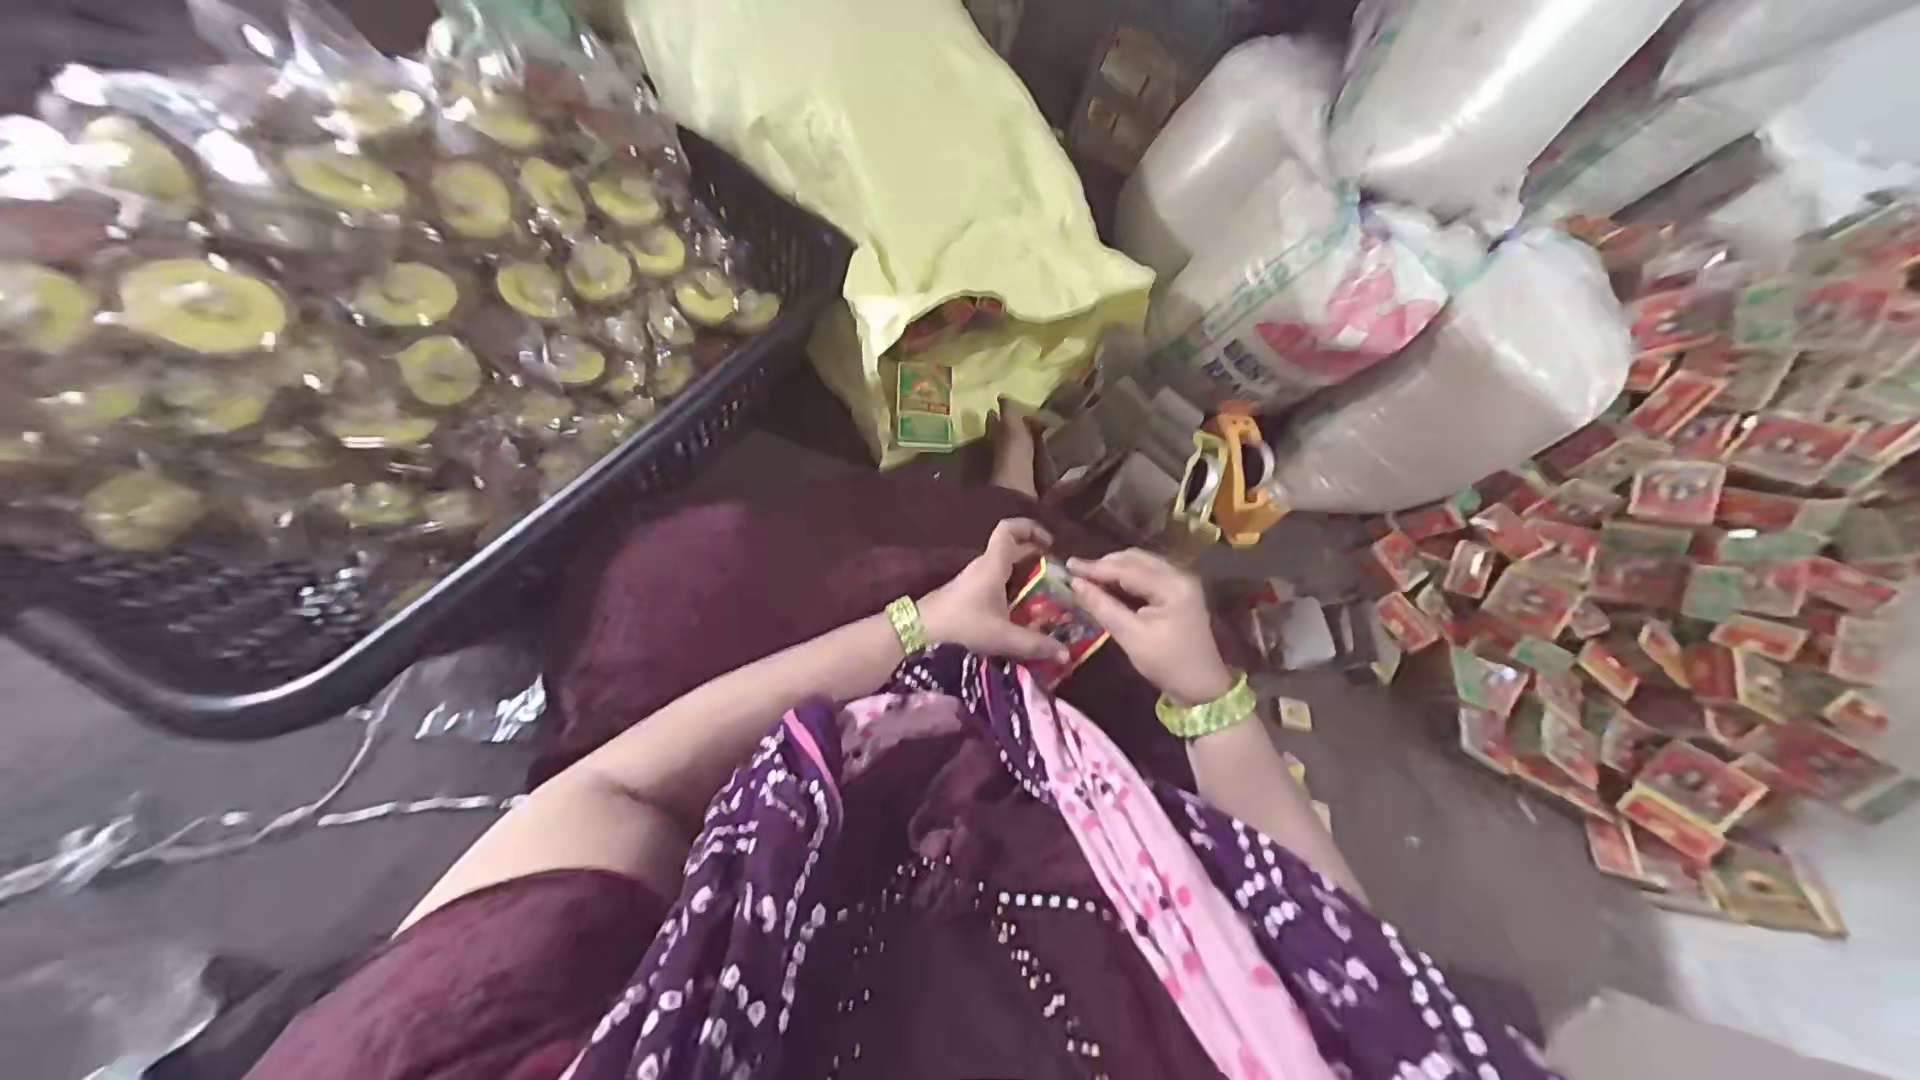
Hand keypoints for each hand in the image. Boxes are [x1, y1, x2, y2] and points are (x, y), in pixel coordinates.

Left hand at [918, 519, 1071, 663]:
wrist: (918, 633)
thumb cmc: (962, 627)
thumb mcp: (1003, 637)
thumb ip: (1035, 645)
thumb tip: (1066, 655)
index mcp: (992, 565)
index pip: (1009, 529)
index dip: (1031, 528)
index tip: (1050, 542)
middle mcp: (982, 567)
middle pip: (1009, 547)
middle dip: (1033, 553)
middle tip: (1054, 571)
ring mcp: (971, 580)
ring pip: (1001, 565)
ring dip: (1021, 571)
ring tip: (1041, 592)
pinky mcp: (964, 594)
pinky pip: (993, 581)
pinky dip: (1008, 586)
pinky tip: (1017, 608)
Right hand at [1065, 550, 1234, 705]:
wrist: (1202, 686)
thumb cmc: (1167, 664)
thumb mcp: (1131, 637)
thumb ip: (1103, 607)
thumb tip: (1075, 584)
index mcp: (1172, 586)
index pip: (1126, 570)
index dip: (1095, 567)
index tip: (1068, 565)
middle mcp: (1180, 575)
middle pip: (1135, 559)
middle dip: (1105, 564)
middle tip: (1076, 571)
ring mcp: (1182, 581)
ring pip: (1141, 563)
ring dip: (1115, 567)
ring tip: (1089, 576)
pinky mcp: (1179, 589)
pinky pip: (1148, 573)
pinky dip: (1126, 575)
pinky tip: (1109, 583)